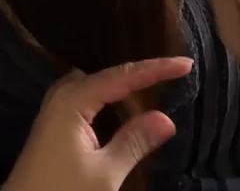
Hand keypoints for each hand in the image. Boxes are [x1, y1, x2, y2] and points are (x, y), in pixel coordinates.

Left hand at [1, 57, 191, 190]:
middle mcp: (61, 94)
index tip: (186, 64)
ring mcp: (54, 108)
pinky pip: (85, 98)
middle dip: (138, 74)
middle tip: (172, 75)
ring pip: (95, 86)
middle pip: (106, 75)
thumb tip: (167, 118)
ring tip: (154, 87)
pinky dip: (107, 100)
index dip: (155, 69)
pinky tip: (121, 109)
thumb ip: (134, 143)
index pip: (122, 76)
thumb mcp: (104, 175)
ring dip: (122, 87)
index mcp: (73, 100)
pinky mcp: (53, 124)